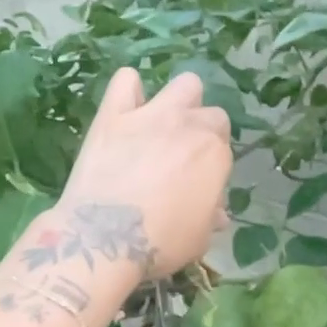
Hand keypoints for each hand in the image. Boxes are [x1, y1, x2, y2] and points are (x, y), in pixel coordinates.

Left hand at [48, 68, 232, 278]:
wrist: (103, 239)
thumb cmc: (157, 245)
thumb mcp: (198, 240)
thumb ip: (210, 218)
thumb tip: (216, 213)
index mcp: (215, 155)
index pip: (223, 151)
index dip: (210, 169)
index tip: (197, 189)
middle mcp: (189, 125)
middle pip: (210, 115)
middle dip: (202, 135)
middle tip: (180, 162)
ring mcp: (151, 115)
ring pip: (184, 85)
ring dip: (180, 102)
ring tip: (162, 128)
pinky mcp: (112, 115)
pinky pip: (126, 81)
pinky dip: (129, 92)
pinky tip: (126, 112)